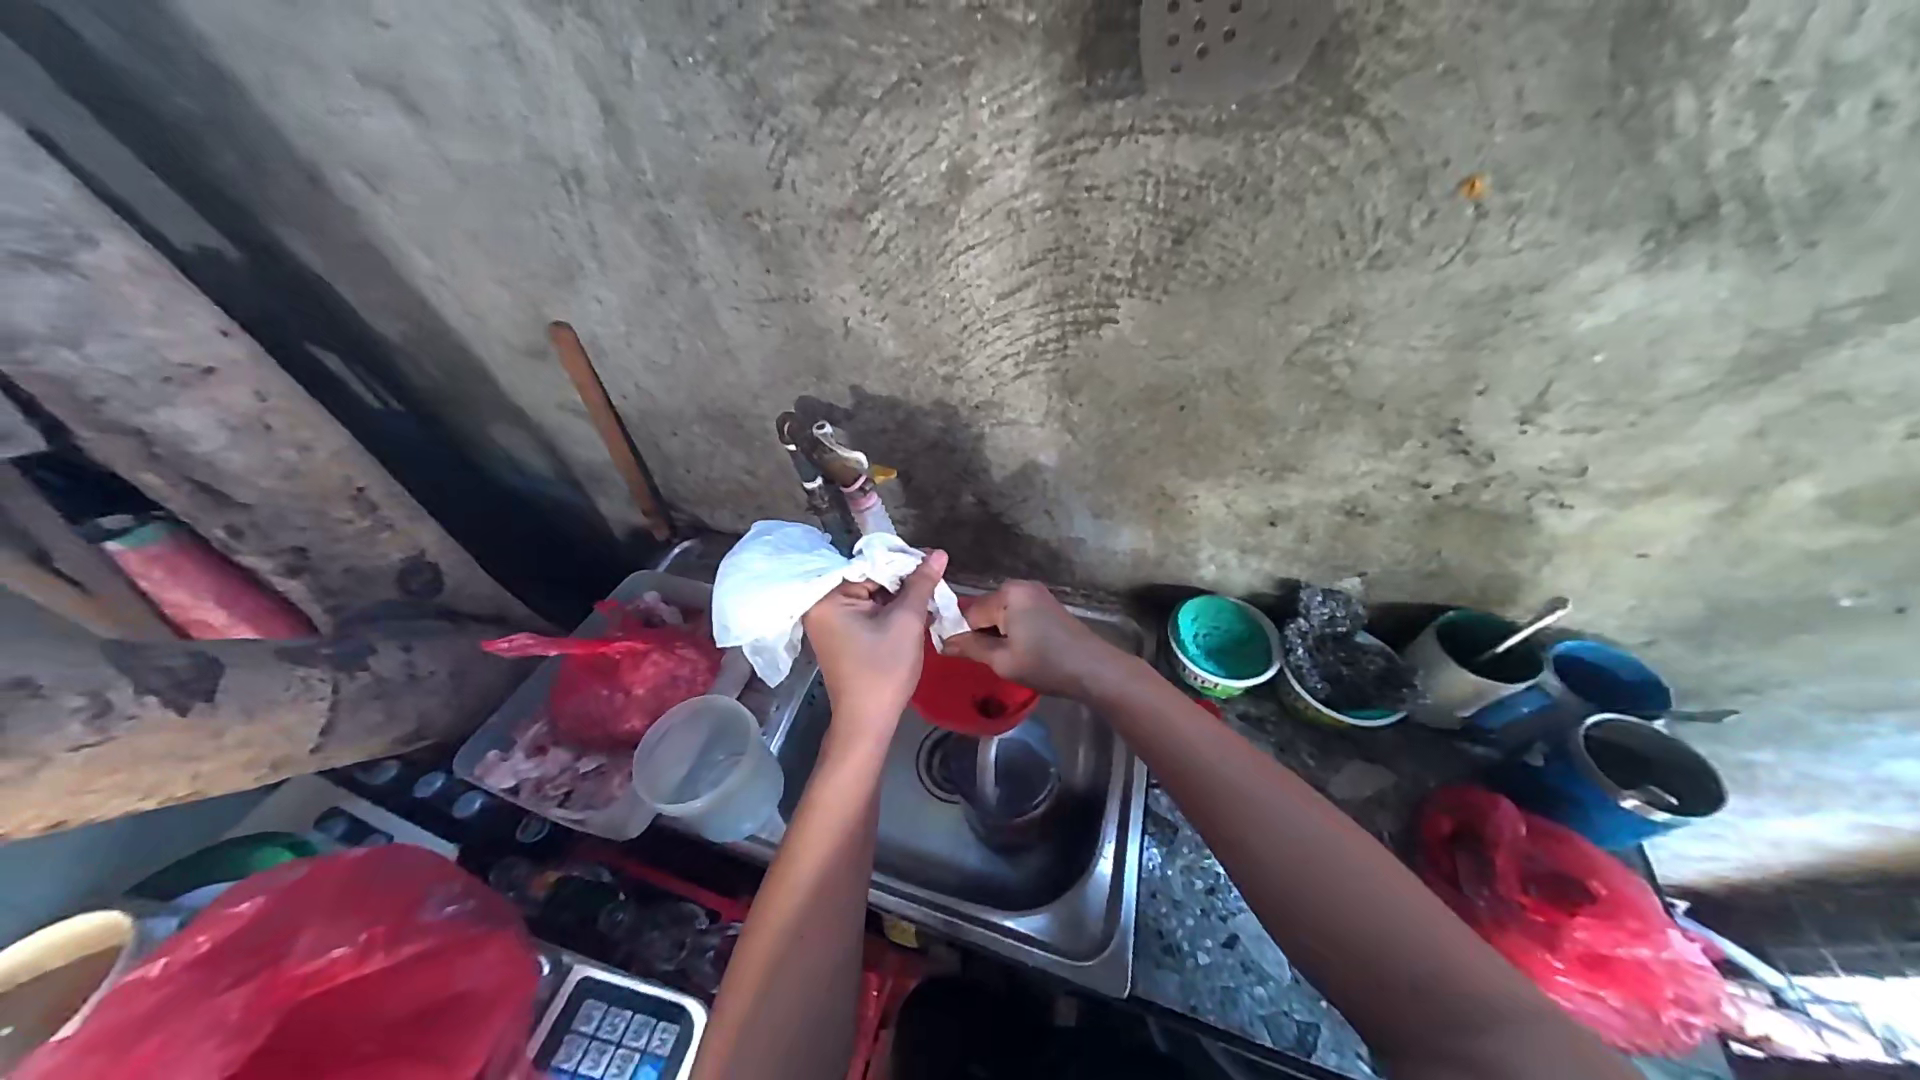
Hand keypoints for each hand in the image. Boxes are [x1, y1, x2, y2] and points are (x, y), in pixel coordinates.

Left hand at [802, 550, 949, 736]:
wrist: (869, 721)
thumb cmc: (884, 670)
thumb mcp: (906, 621)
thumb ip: (921, 583)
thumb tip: (938, 553)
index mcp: (827, 598)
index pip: (869, 565)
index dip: (902, 561)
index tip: (931, 559)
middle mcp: (821, 606)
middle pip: (869, 579)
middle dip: (902, 580)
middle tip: (934, 576)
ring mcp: (830, 622)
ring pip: (872, 595)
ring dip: (900, 596)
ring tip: (931, 593)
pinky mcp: (841, 635)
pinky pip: (868, 612)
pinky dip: (890, 611)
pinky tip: (917, 610)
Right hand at [942, 580, 1132, 700]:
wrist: (1094, 669)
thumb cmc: (1046, 664)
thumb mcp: (1003, 661)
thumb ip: (970, 648)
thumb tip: (944, 643)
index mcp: (1007, 594)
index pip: (969, 612)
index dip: (962, 635)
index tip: (960, 657)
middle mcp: (1020, 586)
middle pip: (985, 610)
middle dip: (981, 633)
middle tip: (986, 660)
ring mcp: (1036, 593)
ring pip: (1001, 613)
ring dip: (997, 633)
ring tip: (1004, 658)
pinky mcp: (1047, 604)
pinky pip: (1017, 614)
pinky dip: (1012, 630)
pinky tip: (1020, 650)